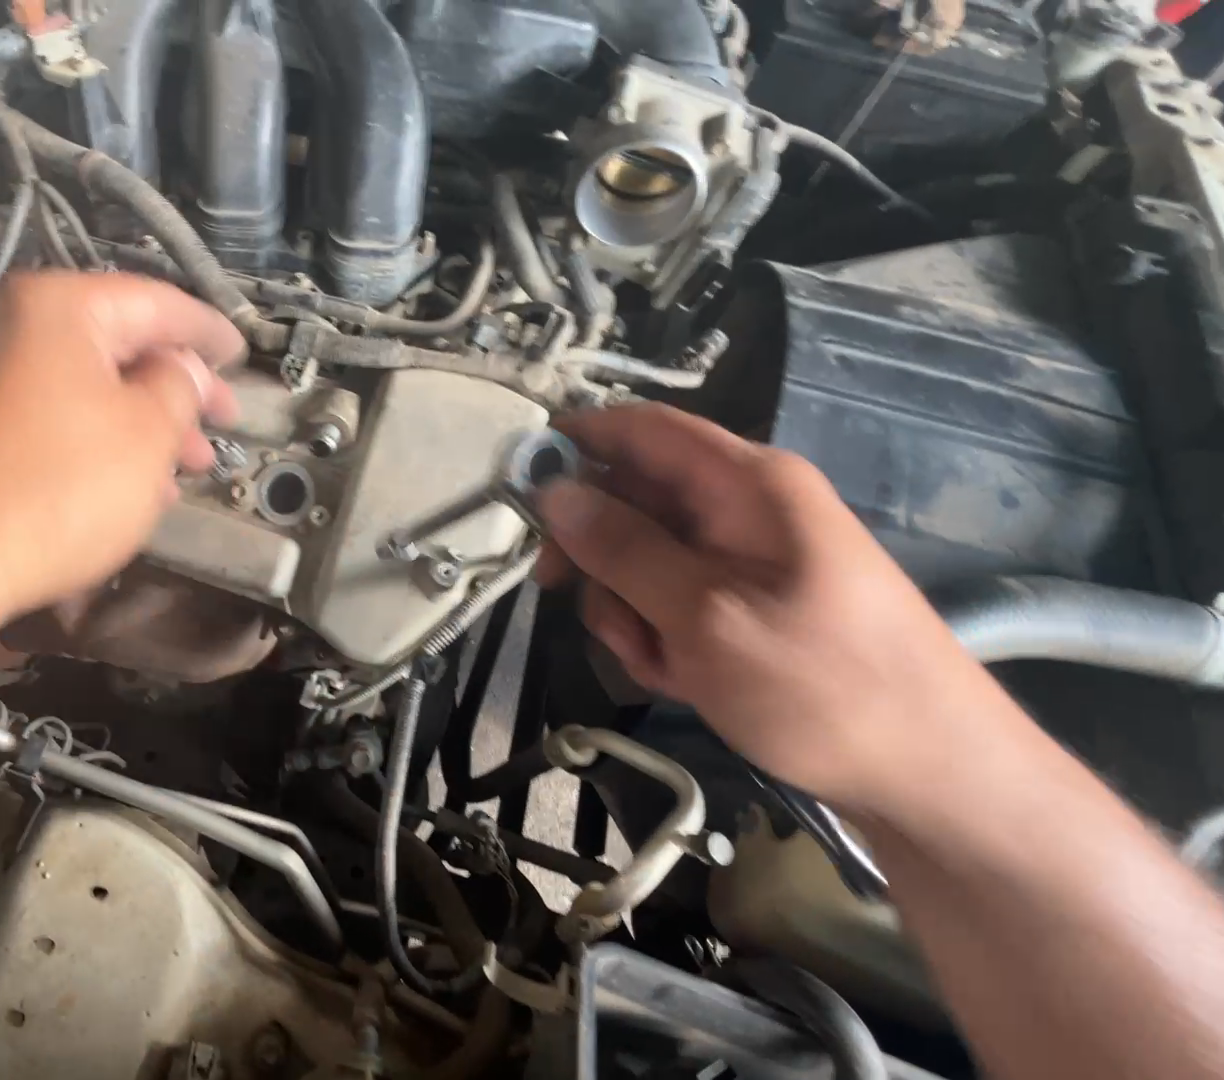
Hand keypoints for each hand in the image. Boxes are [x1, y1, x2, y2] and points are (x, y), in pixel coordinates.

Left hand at [0, 272, 243, 621]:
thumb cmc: (61, 486)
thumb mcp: (147, 432)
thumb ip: (181, 387)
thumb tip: (185, 369)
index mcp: (60, 308)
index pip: (157, 302)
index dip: (209, 331)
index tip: (243, 354)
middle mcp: (17, 329)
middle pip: (122, 346)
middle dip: (180, 388)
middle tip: (224, 423)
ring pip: (93, 390)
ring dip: (148, 424)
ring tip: (191, 467)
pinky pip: (61, 421)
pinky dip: (106, 445)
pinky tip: (137, 486)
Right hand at [534, 403, 1018, 816]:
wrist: (931, 778)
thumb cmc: (823, 687)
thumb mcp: (704, 617)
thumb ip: (622, 549)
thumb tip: (552, 492)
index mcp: (746, 484)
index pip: (643, 430)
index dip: (575, 439)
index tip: (516, 479)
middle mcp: (741, 508)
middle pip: (631, 498)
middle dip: (594, 551)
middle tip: (559, 592)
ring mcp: (742, 559)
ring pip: (639, 557)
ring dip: (625, 607)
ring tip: (658, 662)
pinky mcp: (741, 603)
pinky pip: (668, 599)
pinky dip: (657, 635)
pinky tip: (683, 677)